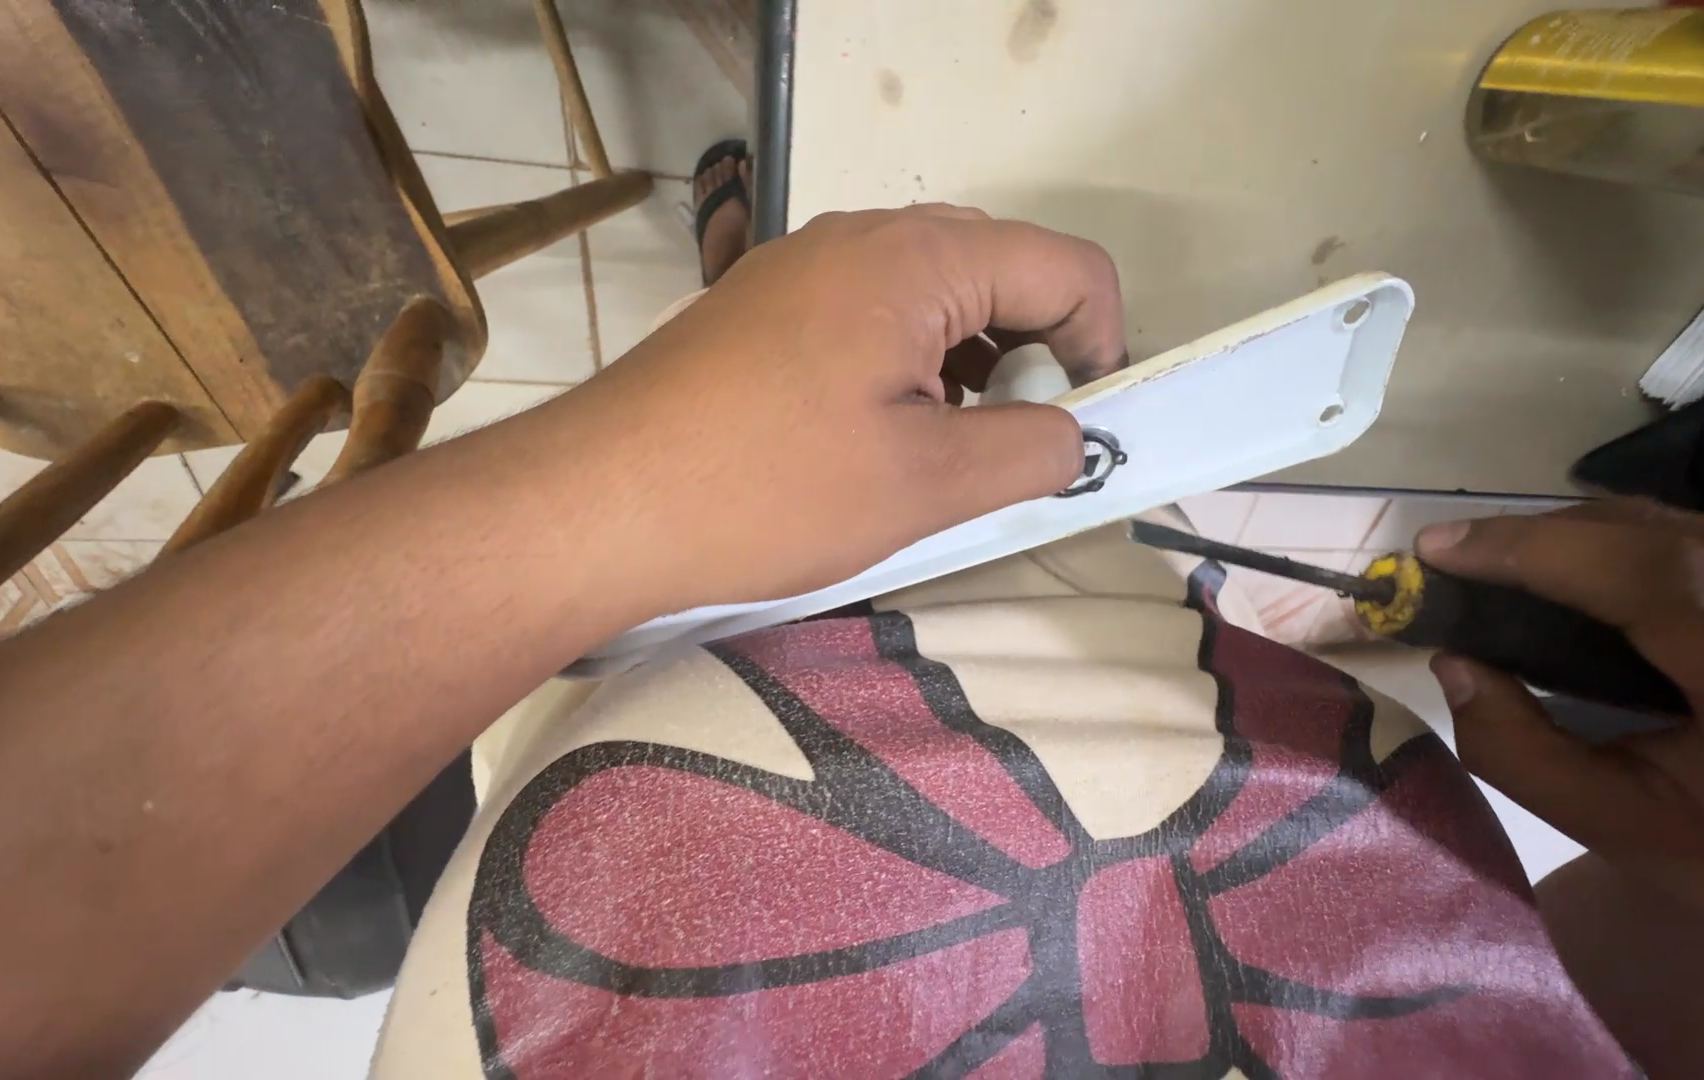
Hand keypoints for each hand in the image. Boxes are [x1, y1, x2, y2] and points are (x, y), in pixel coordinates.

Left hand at [567, 205, 1125, 614]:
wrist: (600, 504)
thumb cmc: (770, 491)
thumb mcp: (924, 483)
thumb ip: (1030, 449)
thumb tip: (1075, 433)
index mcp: (915, 260)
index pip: (1065, 266)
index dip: (1103, 343)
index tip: (1087, 425)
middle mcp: (860, 238)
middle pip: (998, 272)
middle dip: (1034, 353)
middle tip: (1016, 441)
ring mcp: (804, 269)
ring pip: (932, 297)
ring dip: (969, 364)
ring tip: (946, 447)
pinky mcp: (767, 310)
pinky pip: (871, 317)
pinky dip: (908, 367)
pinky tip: (880, 433)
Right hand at [1416, 500, 1703, 879]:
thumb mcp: (1616, 826)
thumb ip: (1514, 752)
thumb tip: (1454, 660)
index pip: (1658, 576)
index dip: (1536, 547)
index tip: (1436, 550)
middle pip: (1660, 533)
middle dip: (1536, 534)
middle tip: (1454, 558)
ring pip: (1682, 519)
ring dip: (1577, 532)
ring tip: (1506, 564)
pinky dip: (1630, 537)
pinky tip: (1587, 569)